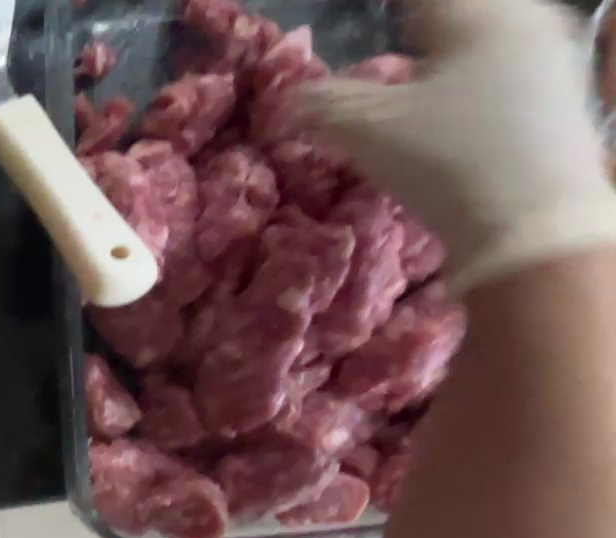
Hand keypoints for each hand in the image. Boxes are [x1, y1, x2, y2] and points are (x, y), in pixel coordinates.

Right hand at [304, 0, 615, 291]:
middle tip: (364, 70)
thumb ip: (319, 105)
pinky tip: (433, 123)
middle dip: (403, 42)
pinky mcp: (552, 99)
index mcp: (483, 16)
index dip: (379, 13)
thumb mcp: (365, 129)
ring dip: (428, 69)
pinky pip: (490, 77)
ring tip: (393, 96)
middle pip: (449, 22)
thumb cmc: (446, 157)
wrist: (528, 216)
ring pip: (469, 51)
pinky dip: (454, 91)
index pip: (419, 0)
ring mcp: (548, 60)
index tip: (347, 23)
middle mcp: (526, 22)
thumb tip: (284, 96)